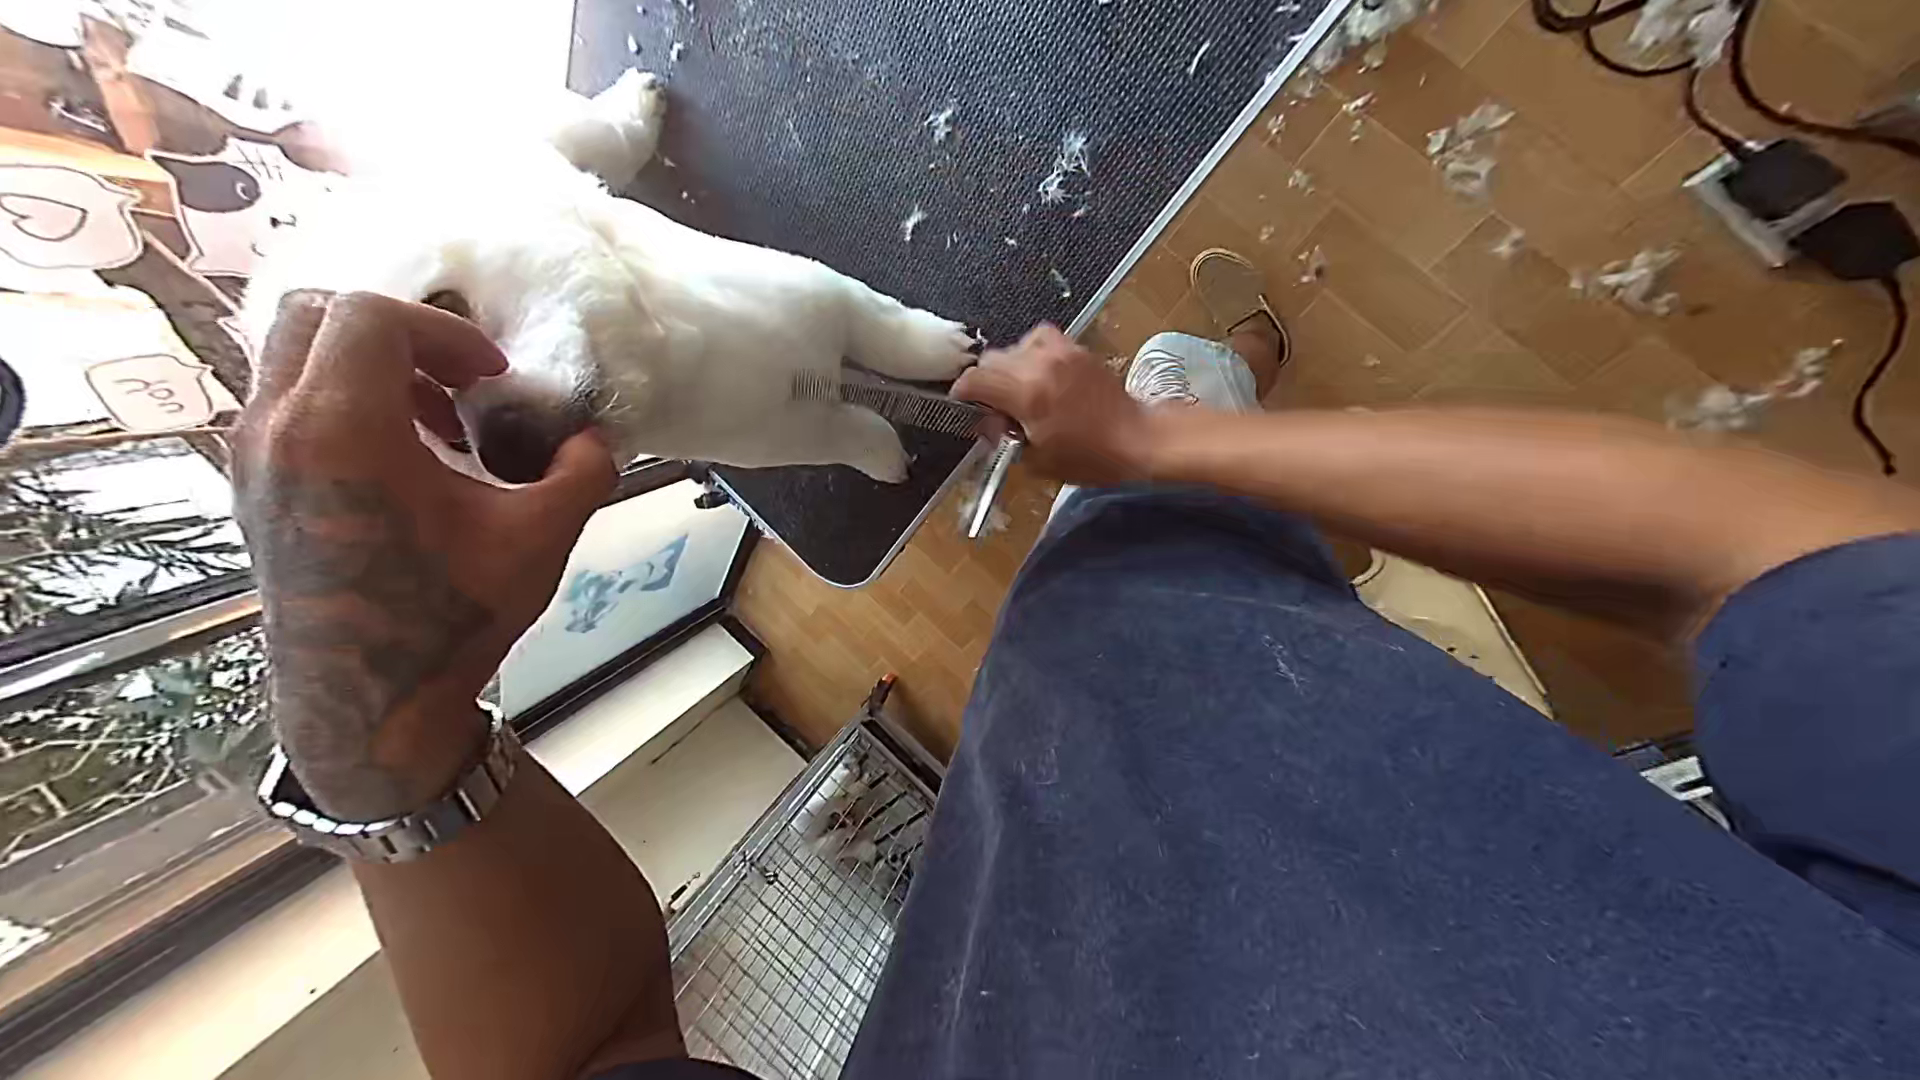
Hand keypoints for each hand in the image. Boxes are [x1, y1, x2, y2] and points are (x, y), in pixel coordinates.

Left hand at [232, 292, 614, 819]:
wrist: (372, 694)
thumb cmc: (455, 612)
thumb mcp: (544, 536)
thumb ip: (585, 472)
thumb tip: (598, 440)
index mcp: (344, 430)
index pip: (371, 316)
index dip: (447, 331)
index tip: (496, 377)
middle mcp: (278, 429)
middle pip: (314, 317)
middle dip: (403, 334)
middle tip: (464, 380)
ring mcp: (254, 457)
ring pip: (294, 358)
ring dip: (375, 368)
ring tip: (444, 420)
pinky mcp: (256, 486)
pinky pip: (291, 404)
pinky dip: (352, 402)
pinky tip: (413, 459)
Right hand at [953, 324, 1155, 485]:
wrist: (1136, 439)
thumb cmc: (1088, 458)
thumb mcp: (1036, 459)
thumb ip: (1003, 435)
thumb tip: (988, 421)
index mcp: (1026, 393)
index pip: (975, 379)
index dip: (961, 393)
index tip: (962, 406)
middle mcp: (1040, 363)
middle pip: (991, 359)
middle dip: (985, 382)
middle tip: (995, 408)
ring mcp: (1060, 351)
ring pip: (1014, 345)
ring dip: (1008, 366)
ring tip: (1018, 390)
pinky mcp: (1076, 348)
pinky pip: (1040, 340)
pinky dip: (1031, 355)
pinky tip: (1040, 375)